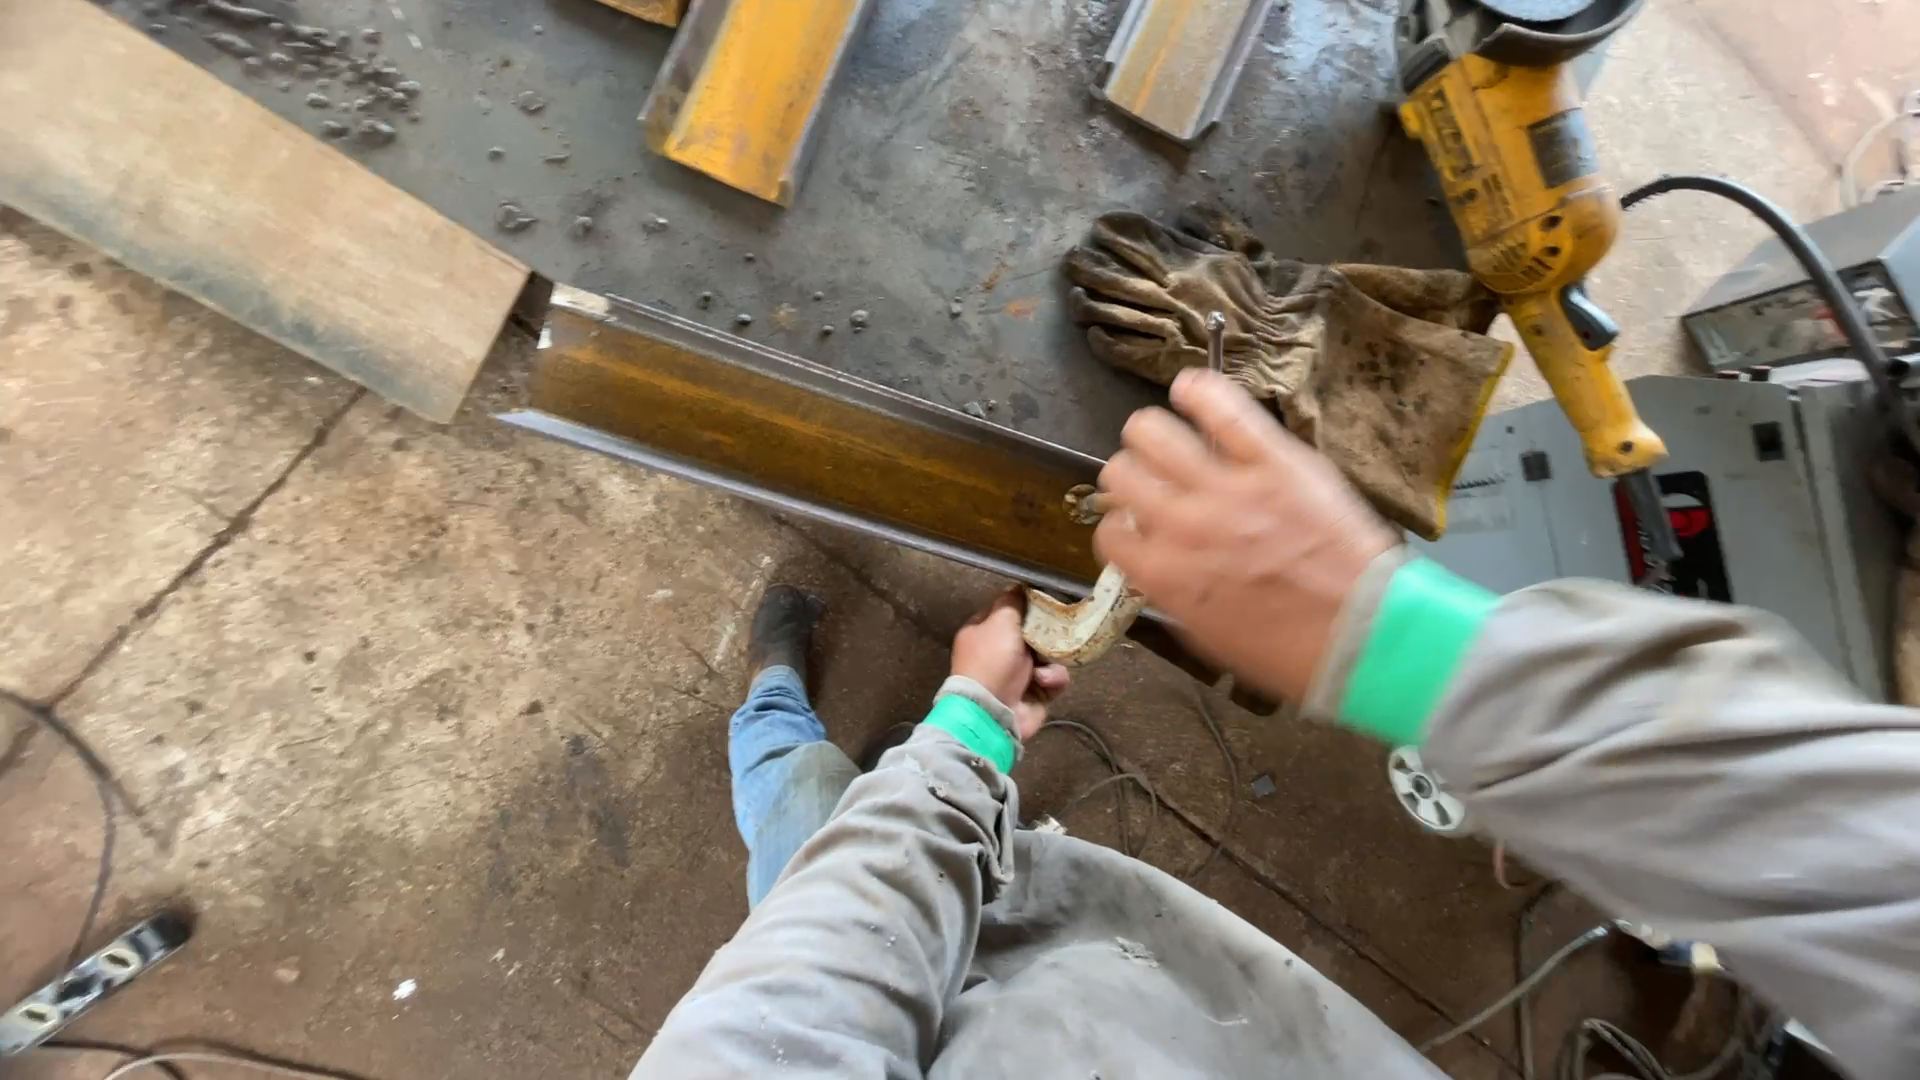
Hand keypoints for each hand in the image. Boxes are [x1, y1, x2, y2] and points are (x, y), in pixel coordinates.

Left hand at [950, 588, 1070, 738]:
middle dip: (1047, 632)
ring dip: (1051, 659)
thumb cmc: (992, 660)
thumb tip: (1021, 586)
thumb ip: (1012, 602)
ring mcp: (1018, 674)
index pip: (1007, 610)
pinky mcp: (1036, 693)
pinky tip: (1042, 681)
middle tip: (1059, 627)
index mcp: (983, 632)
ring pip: (1049, 655)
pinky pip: (1055, 678)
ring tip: (1043, 665)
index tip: (1046, 597)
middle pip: (1033, 632)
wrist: (993, 712)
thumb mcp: (999, 622)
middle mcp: (1000, 651)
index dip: (1025, 603)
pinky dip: (1052, 679)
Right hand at [1093, 370, 1398, 702]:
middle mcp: (1181, 525)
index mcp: (1163, 573)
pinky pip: (1223, 409)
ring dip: (1147, 434)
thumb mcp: (1205, 637)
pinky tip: (1188, 387)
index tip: (1133, 527)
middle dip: (1126, 477)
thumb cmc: (1285, 652)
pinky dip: (1198, 390)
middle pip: (1121, 475)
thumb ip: (1168, 594)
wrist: (1364, 636)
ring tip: (1160, 437)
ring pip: (1154, 433)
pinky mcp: (1273, 460)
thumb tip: (1155, 564)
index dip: (1118, 528)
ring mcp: (1226, 488)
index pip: (1110, 533)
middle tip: (1147, 480)